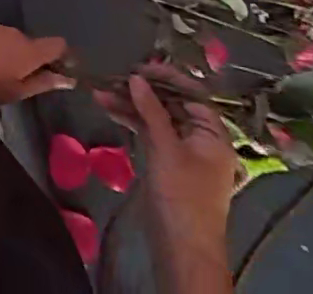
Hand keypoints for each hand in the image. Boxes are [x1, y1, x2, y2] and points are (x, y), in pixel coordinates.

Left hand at [0, 22, 72, 105]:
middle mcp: (16, 33)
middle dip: (33, 58)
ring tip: (0, 71)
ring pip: (14, 40)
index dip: (62, 55)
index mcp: (30, 50)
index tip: (59, 69)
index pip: (57, 44)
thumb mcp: (17, 91)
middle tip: (23, 78)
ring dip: (12, 52)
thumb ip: (43, 83)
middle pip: (33, 43)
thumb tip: (67, 79)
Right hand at [99, 67, 238, 259]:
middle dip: (141, 90)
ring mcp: (180, 148)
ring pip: (154, 116)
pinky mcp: (164, 159)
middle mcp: (198, 137)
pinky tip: (107, 107)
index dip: (167, 78)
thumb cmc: (183, 194)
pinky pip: (147, 131)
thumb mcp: (166, 148)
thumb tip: (137, 77)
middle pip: (169, 104)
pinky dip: (129, 119)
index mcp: (212, 134)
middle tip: (112, 76)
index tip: (139, 66)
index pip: (191, 95)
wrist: (181, 245)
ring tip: (99, 91)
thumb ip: (151, 110)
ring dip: (129, 103)